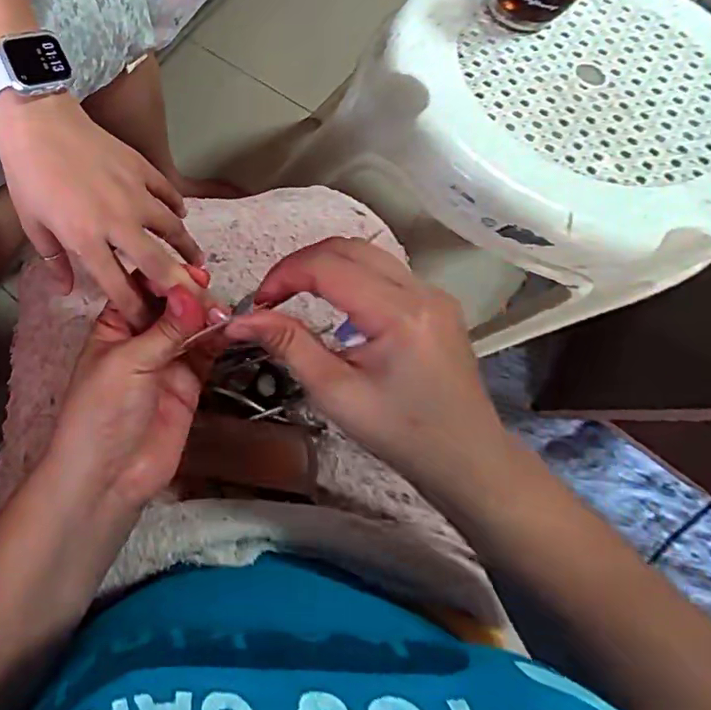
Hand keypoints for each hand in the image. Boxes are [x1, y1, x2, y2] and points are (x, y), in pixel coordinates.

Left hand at [0, 93, 202, 326]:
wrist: (39, 123)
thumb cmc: (29, 176)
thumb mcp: (32, 224)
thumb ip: (54, 260)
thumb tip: (66, 289)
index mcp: (86, 240)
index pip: (119, 285)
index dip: (136, 309)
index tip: (145, 321)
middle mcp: (118, 222)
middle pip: (157, 263)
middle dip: (177, 287)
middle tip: (191, 299)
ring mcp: (135, 192)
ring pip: (172, 227)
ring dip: (187, 248)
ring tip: (196, 262)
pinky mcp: (142, 168)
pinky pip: (168, 193)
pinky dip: (177, 208)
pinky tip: (180, 215)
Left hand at [42, 272, 213, 511]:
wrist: (108, 476)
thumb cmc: (100, 413)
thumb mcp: (128, 363)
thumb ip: (164, 329)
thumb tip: (190, 292)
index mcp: (114, 323)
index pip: (140, 286)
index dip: (162, 275)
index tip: (187, 271)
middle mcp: (140, 336)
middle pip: (170, 303)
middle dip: (189, 294)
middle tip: (209, 292)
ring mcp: (165, 359)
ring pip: (191, 325)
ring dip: (207, 315)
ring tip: (222, 310)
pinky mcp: (187, 382)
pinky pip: (206, 352)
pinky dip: (218, 339)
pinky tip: (230, 327)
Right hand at [226, 238, 508, 492]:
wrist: (469, 461)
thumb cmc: (400, 433)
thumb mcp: (334, 393)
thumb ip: (288, 345)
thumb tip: (241, 320)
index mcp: (399, 314)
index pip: (328, 266)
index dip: (284, 275)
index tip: (259, 304)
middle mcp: (421, 291)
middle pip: (346, 248)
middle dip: (299, 264)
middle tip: (272, 297)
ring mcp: (433, 294)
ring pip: (365, 252)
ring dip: (322, 265)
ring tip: (294, 295)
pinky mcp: (435, 302)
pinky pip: (383, 269)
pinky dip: (347, 274)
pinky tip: (332, 304)